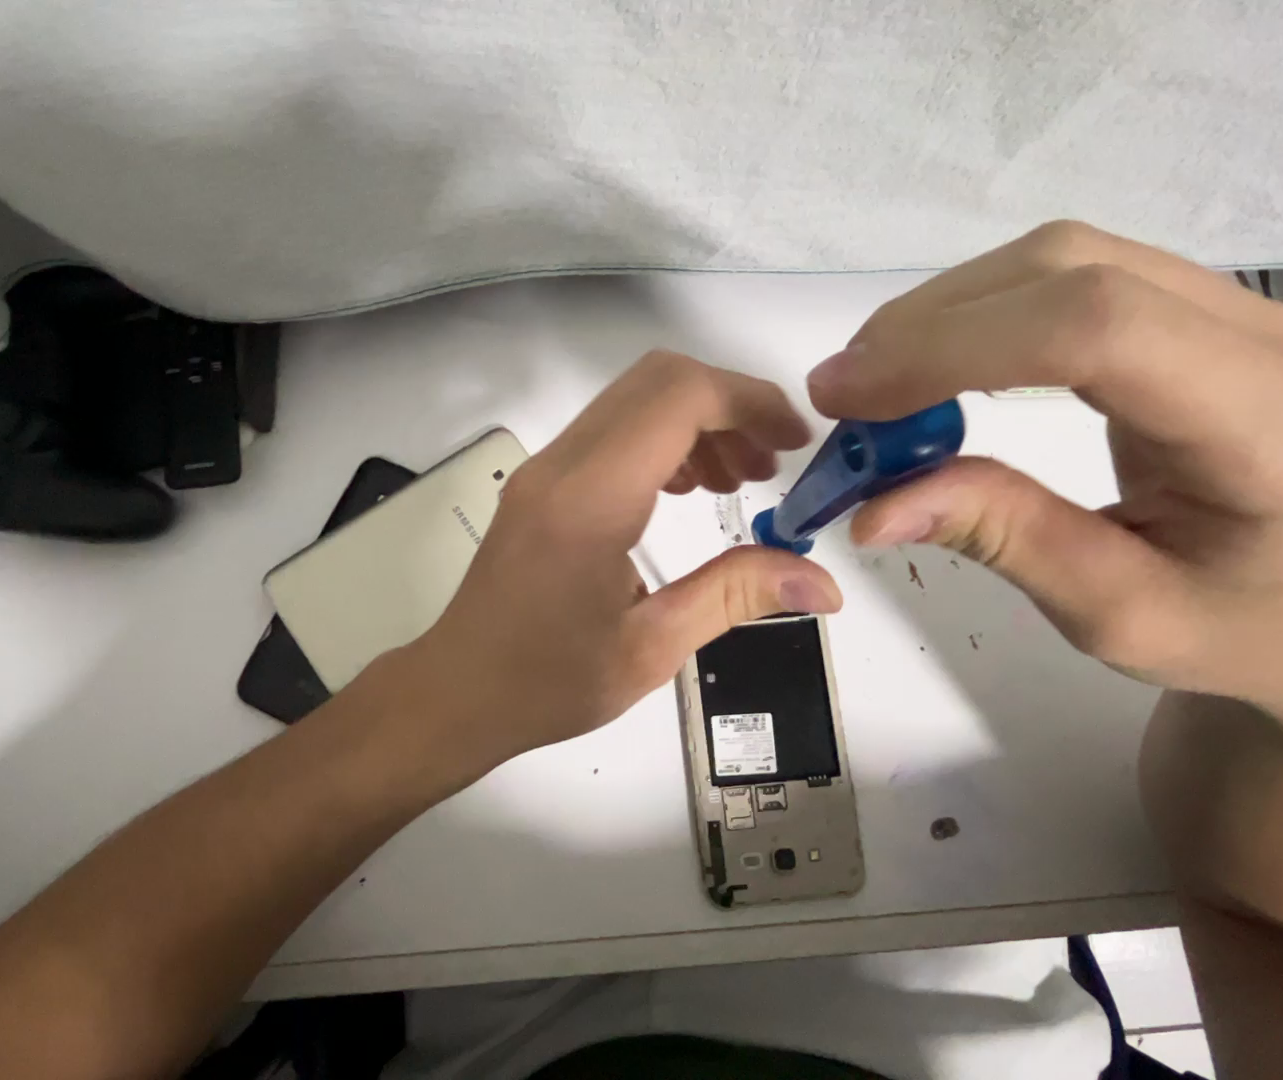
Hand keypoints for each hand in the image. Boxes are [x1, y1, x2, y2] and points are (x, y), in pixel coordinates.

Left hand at [392, 351, 842, 769]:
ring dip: (696, 420)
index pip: (678, 397)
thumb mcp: (652, 647)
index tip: (795, 445)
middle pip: (658, 379)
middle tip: (771, 464)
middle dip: (730, 405)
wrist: (459, 691)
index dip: (750, 402)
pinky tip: (687, 490)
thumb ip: (736, 595)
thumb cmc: (547, 682)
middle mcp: (562, 465)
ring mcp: (545, 468)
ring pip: (634, 398)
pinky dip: (663, 439)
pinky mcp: (541, 482)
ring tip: (737, 481)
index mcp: (590, 500)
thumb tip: (823, 581)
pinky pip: (611, 429)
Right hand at [806, 222, 1282, 754]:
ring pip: (1068, 260)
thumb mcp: (1114, 616)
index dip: (954, 348)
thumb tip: (872, 506)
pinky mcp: (1210, 315)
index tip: (847, 398)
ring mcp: (1252, 316)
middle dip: (933, 324)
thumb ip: (1002, 538)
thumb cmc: (1237, 640)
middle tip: (842, 394)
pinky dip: (982, 316)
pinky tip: (937, 364)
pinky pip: (1077, 280)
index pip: (1101, 332)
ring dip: (948, 313)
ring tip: (877, 383)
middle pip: (1077, 271)